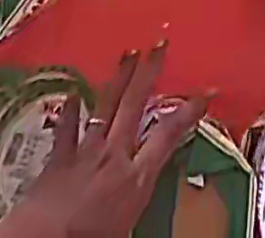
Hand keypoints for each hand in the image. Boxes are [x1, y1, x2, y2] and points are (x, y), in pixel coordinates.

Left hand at [0, 44, 208, 237]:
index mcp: (135, 178)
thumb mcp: (128, 230)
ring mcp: (86, 152)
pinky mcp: (59, 158)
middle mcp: (114, 155)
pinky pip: (67, 128)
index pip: (168, 135)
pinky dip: (71, 110)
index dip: (188, 111)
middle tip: (159, 45)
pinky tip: (72, 92)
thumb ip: (141, 206)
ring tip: (129, 52)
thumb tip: (148, 199)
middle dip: (148, 72)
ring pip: (106, 105)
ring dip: (119, 77)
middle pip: (135, 104)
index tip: (205, 91)